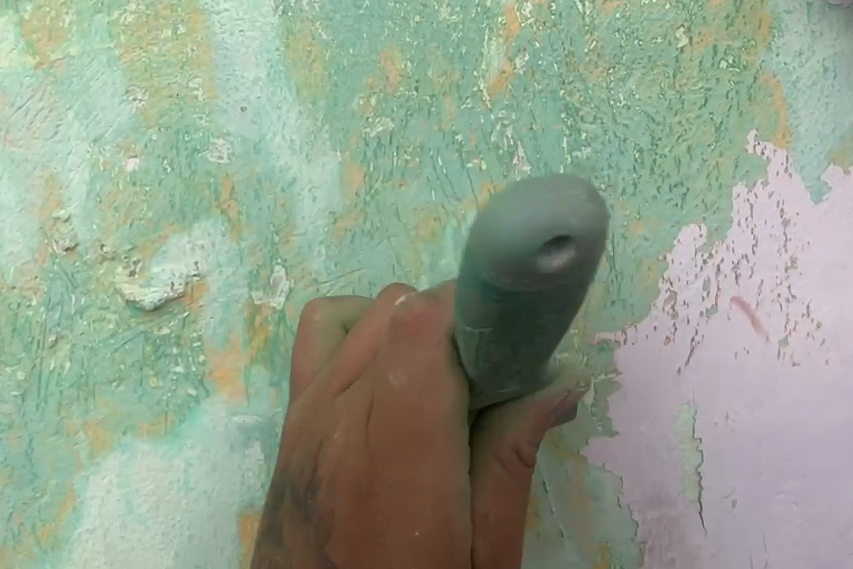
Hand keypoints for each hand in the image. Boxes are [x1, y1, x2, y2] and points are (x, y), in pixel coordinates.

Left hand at [251, 282, 586, 568]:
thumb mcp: (484, 557)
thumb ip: (512, 460)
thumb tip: (562, 377)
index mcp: (396, 453)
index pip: (422, 322)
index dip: (472, 309)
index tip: (510, 341)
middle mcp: (342, 415)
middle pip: (403, 308)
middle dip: (457, 324)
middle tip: (487, 378)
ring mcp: (307, 410)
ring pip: (370, 310)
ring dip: (415, 325)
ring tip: (440, 379)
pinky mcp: (290, 415)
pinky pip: (322, 328)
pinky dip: (360, 326)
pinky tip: (386, 369)